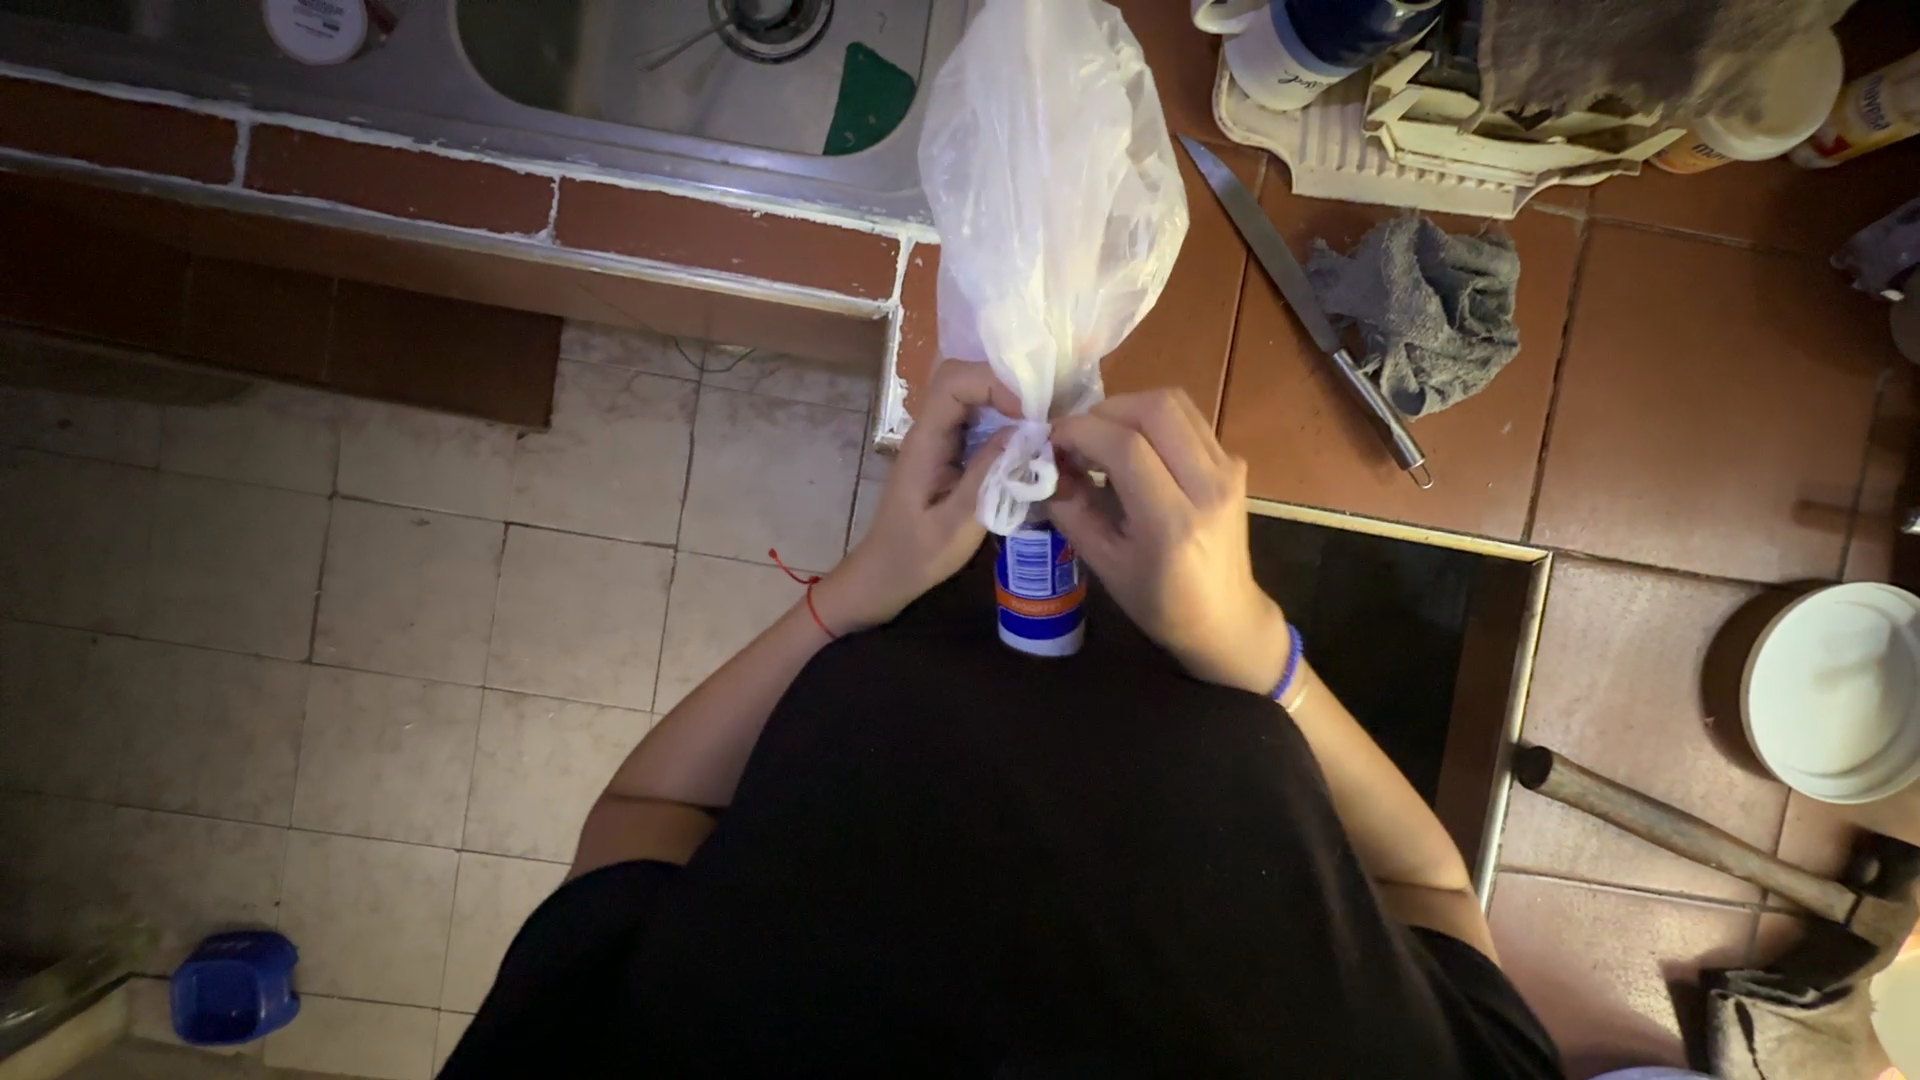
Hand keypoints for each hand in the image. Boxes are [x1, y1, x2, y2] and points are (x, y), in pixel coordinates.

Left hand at [815, 361, 1023, 632]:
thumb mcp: (957, 524)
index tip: (1029, 414)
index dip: (994, 384)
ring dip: (1006, 401)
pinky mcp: (948, 451)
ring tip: (1041, 423)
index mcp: (924, 442)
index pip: (954, 382)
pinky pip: (975, 420)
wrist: (886, 574)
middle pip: (962, 378)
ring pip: (970, 396)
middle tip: (1042, 413)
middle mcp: (929, 430)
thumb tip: (1023, 432)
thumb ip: (988, 476)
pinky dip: (1003, 421)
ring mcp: (937, 439)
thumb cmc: (917, 555)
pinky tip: (1026, 440)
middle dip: (1004, 385)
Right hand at [1047, 390, 1289, 694]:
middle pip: (1156, 409)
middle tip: (1078, 434)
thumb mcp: (1104, 564)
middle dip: (1105, 410)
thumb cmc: (1159, 601)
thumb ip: (1072, 512)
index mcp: (1172, 523)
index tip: (1052, 438)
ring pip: (1176, 404)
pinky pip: (1189, 420)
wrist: (1225, 617)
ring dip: (1129, 408)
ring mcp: (1228, 471)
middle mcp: (1207, 487)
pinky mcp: (1234, 464)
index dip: (1081, 431)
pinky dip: (1152, 422)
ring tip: (1102, 435)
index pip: (1126, 447)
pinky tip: (1133, 448)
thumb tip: (1046, 467)